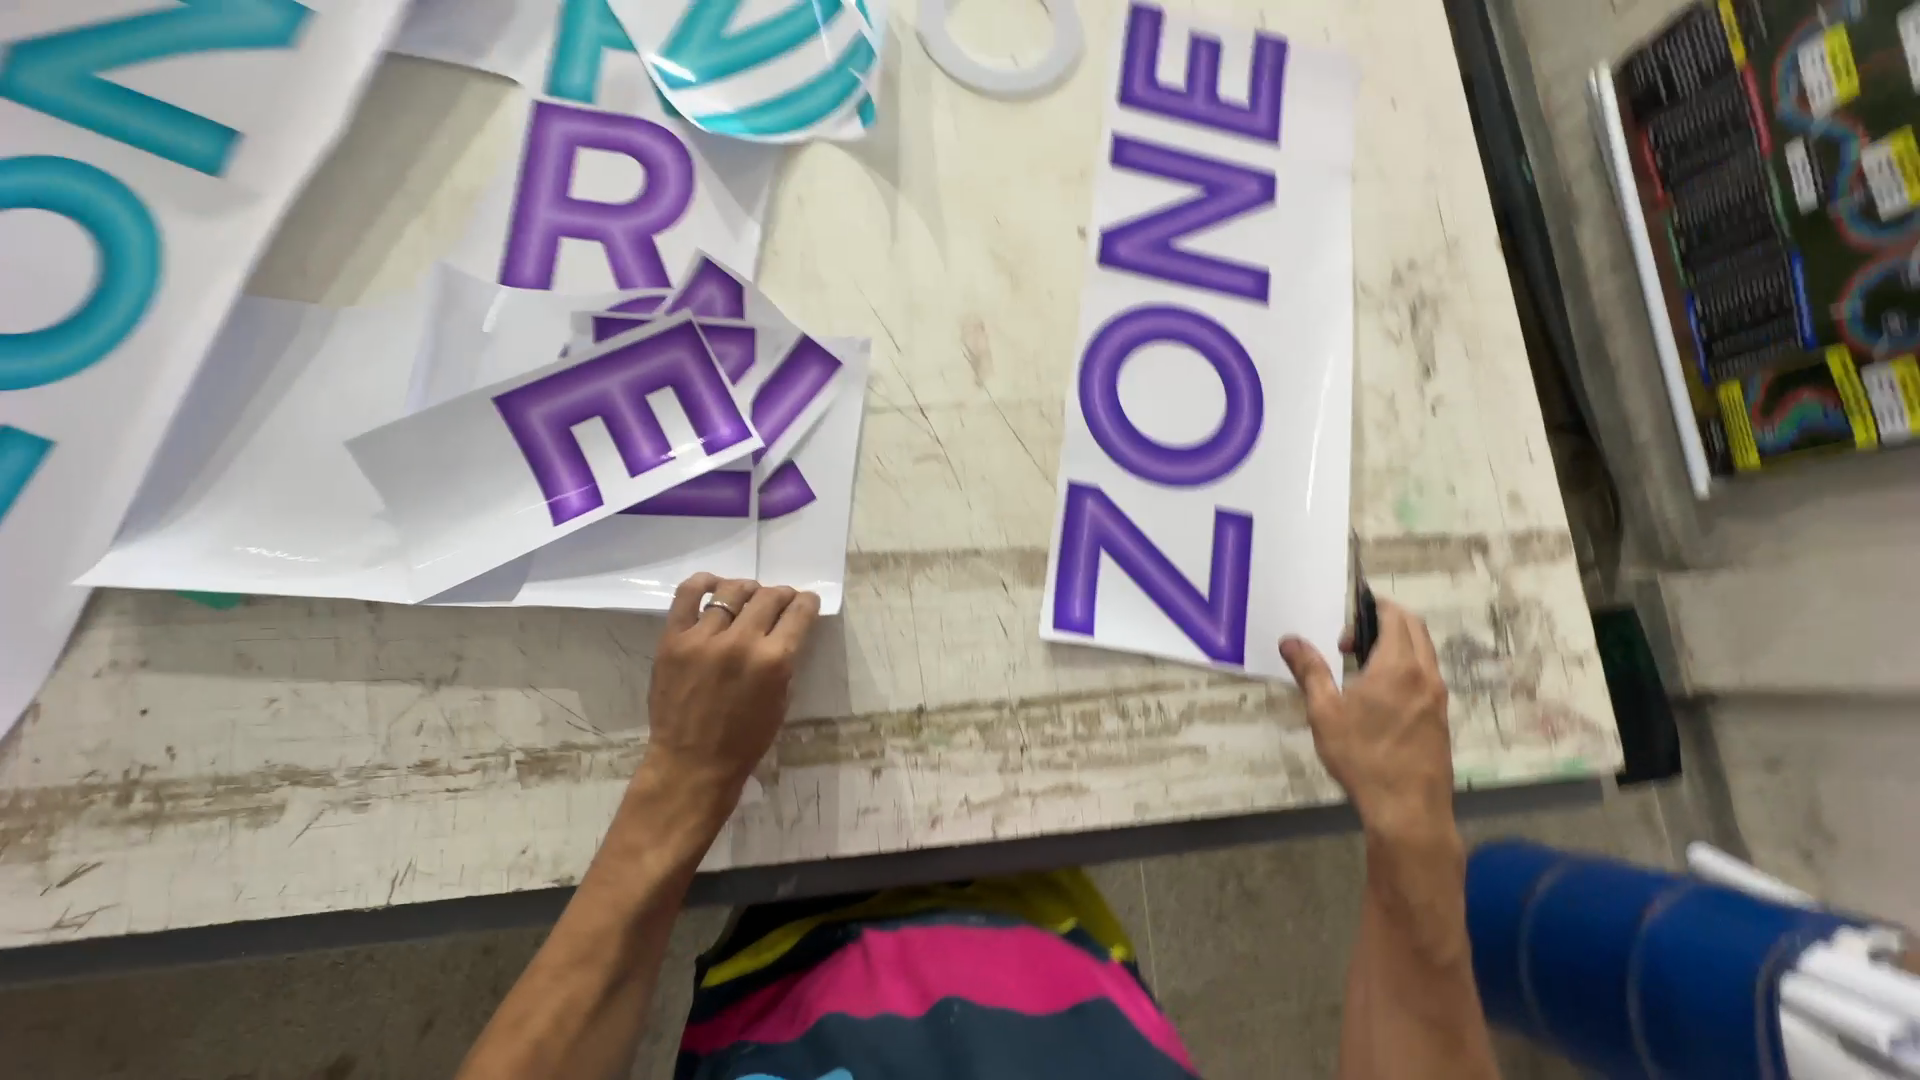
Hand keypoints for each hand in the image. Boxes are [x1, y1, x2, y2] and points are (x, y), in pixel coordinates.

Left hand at [640, 573, 821, 800]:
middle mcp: (741, 642)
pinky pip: (687, 595)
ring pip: (732, 590)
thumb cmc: (744, 741)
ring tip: (749, 595)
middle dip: (782, 595)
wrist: (692, 764)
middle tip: (781, 600)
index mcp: (774, 661)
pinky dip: (703, 583)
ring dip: (748, 589)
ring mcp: (703, 638)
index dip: (807, 602)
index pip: (798, 612)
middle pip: (769, 596)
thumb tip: (784, 631)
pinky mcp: (673, 639)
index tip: (806, 602)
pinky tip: (713, 585)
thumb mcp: (781, 701)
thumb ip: (783, 661)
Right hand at [1279, 598, 1453, 839]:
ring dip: (1395, 647)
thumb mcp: (1324, 712)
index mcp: (1399, 666)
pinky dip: (1405, 669)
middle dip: (1383, 623)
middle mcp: (1426, 675)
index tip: (1345, 625)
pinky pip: (1426, 676)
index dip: (1372, 608)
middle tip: (1349, 644)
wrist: (1408, 810)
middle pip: (1415, 629)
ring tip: (1360, 670)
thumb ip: (1310, 671)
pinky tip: (1378, 697)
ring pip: (1423, 653)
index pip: (1396, 616)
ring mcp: (1438, 697)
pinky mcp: (1440, 718)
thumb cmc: (1363, 756)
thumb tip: (1289, 641)